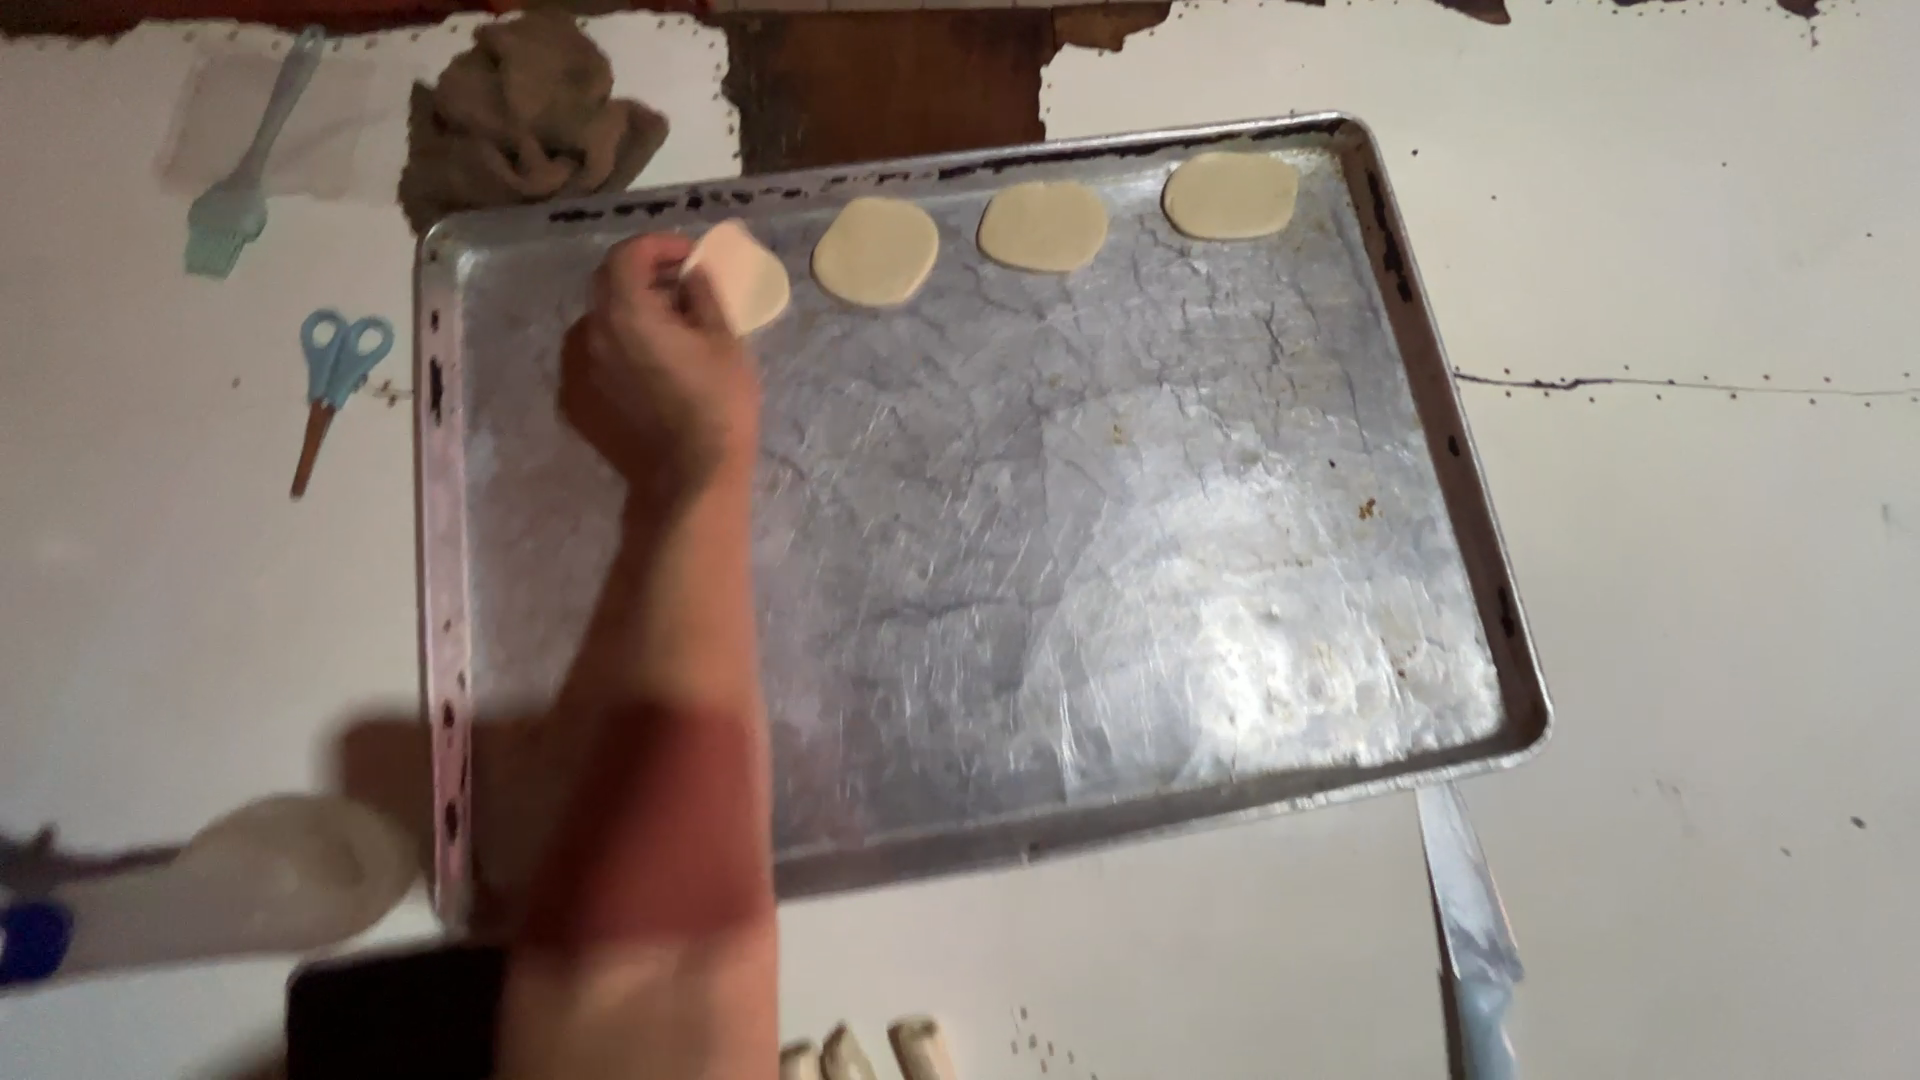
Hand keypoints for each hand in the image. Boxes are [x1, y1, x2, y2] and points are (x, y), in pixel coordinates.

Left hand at [581, 232, 760, 488]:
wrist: (690, 480)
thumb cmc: (719, 407)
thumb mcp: (726, 343)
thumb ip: (703, 296)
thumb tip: (690, 276)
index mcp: (625, 311)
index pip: (627, 254)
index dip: (659, 247)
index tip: (690, 258)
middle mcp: (588, 334)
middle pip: (609, 287)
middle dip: (644, 279)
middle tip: (682, 292)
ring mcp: (576, 371)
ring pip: (599, 325)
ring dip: (629, 317)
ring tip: (666, 335)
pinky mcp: (576, 403)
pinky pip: (593, 361)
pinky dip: (617, 352)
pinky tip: (648, 372)